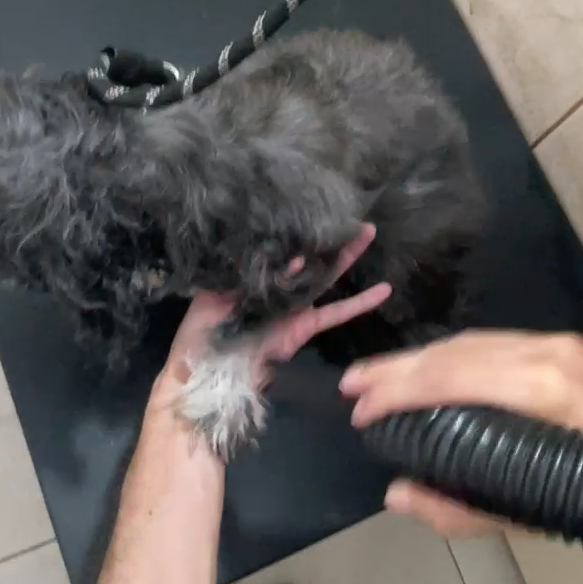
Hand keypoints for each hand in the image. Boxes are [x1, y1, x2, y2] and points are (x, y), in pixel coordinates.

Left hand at [149, 224, 391, 416]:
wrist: (205, 376)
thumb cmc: (200, 334)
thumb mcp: (211, 292)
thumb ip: (242, 271)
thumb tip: (283, 254)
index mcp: (252, 276)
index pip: (277, 247)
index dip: (294, 229)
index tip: (311, 207)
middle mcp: (274, 287)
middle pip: (306, 255)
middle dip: (328, 235)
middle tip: (351, 212)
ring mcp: (292, 306)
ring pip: (323, 276)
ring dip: (347, 256)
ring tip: (370, 232)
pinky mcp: (304, 327)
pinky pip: (334, 313)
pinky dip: (358, 303)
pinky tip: (382, 290)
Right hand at [338, 330, 582, 537]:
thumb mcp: (530, 519)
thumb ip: (458, 509)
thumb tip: (396, 492)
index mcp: (546, 389)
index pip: (453, 377)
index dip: (398, 390)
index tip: (360, 409)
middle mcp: (550, 353)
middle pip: (455, 352)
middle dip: (396, 369)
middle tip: (352, 386)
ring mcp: (558, 345)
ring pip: (469, 342)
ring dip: (418, 359)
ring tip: (377, 376)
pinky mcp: (562, 346)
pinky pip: (491, 343)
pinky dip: (449, 357)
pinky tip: (425, 368)